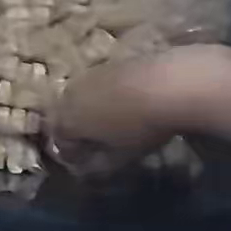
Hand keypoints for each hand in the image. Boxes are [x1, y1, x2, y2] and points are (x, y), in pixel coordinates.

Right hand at [50, 44, 230, 172]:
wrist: (170, 82)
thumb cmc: (140, 127)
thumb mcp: (121, 155)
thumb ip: (99, 164)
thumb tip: (87, 169)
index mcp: (66, 120)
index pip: (60, 142)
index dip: (72, 154)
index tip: (86, 162)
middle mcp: (69, 95)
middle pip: (66, 115)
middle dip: (78, 128)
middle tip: (98, 140)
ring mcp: (89, 75)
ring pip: (83, 96)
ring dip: (93, 109)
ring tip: (115, 119)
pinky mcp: (110, 61)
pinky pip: (101, 83)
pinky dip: (109, 94)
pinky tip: (130, 101)